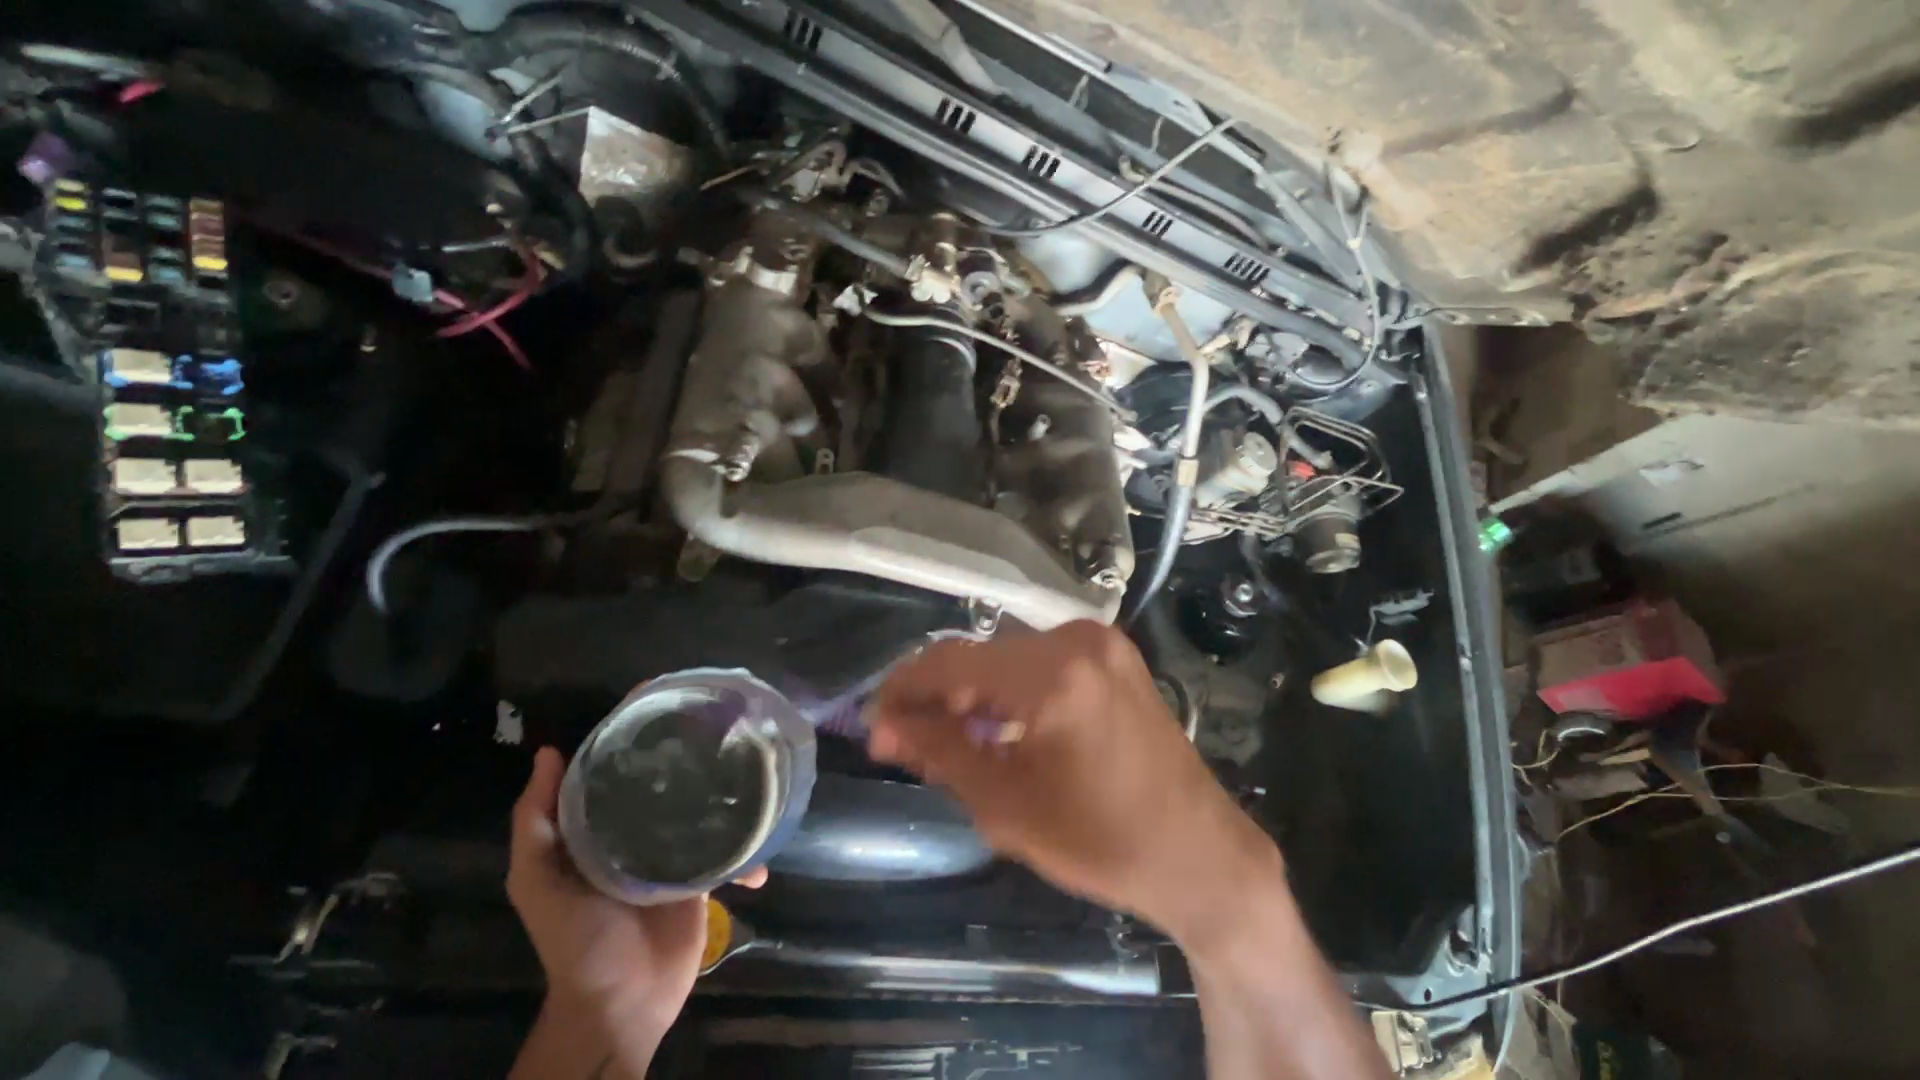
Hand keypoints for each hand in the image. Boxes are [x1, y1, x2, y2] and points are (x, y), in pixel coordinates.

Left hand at [507, 747, 764, 1042]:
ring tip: (754, 769)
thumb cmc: (576, 938)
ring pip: (703, 810)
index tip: (656, 694)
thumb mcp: (536, 879)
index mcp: (595, 826)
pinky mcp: (703, 880)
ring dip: (729, 794)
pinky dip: (750, 857)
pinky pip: (732, 856)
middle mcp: (635, 831)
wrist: (619, 1001)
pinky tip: (763, 857)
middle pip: (664, 780)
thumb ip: (535, 821)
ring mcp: (673, 854)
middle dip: (689, 751)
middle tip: (718, 720)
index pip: (612, 766)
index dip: (629, 730)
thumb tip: (548, 752)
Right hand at [867, 621, 1281, 949]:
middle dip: (938, 695)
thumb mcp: (1008, 805)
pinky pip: (1043, 663)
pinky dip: (1012, 691)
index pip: (950, 662)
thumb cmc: (1102, 841)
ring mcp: (1103, 645)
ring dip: (974, 694)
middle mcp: (1077, 640)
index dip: (903, 690)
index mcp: (1052, 675)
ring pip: (1009, 658)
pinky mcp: (1117, 659)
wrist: (1201, 854)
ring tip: (949, 742)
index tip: (876, 727)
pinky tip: (997, 729)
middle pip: (979, 655)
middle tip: (907, 743)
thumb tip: (886, 727)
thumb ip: (942, 753)